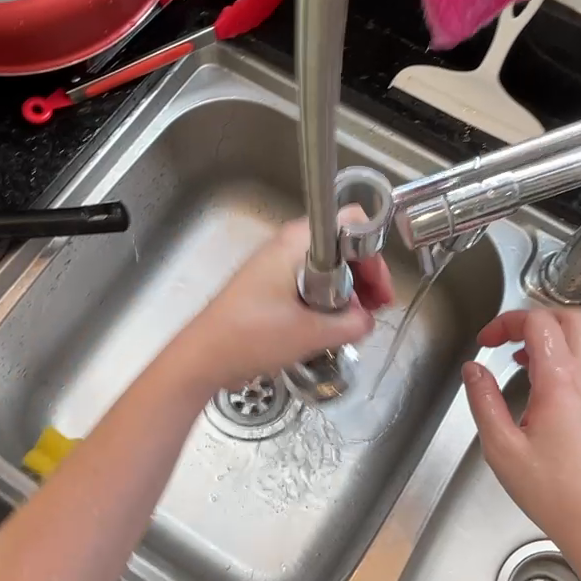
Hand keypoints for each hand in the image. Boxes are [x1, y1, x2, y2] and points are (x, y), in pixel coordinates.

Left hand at [169, 212, 394, 392]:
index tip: (377, 286)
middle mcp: (285, 248)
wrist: (202, 359)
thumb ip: (350, 324)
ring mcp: (275, 268)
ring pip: (326, 268)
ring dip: (348, 291)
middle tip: (376, 307)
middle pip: (341, 246)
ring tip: (357, 321)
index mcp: (295, 244)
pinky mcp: (269, 288)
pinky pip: (309, 285)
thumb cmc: (248, 337)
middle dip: (364, 275)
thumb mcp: (310, 333)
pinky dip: (327, 301)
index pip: (348, 222)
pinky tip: (332, 327)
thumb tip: (367, 320)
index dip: (371, 251)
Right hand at [461, 308, 580, 551]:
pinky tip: (537, 382)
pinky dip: (561, 356)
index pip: (539, 322)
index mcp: (561, 383)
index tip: (484, 341)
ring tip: (516, 358)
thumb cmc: (555, 494)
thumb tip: (473, 370)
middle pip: (569, 318)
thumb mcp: (501, 447)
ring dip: (548, 336)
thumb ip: (483, 400)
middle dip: (532, 318)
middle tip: (504, 337)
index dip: (506, 321)